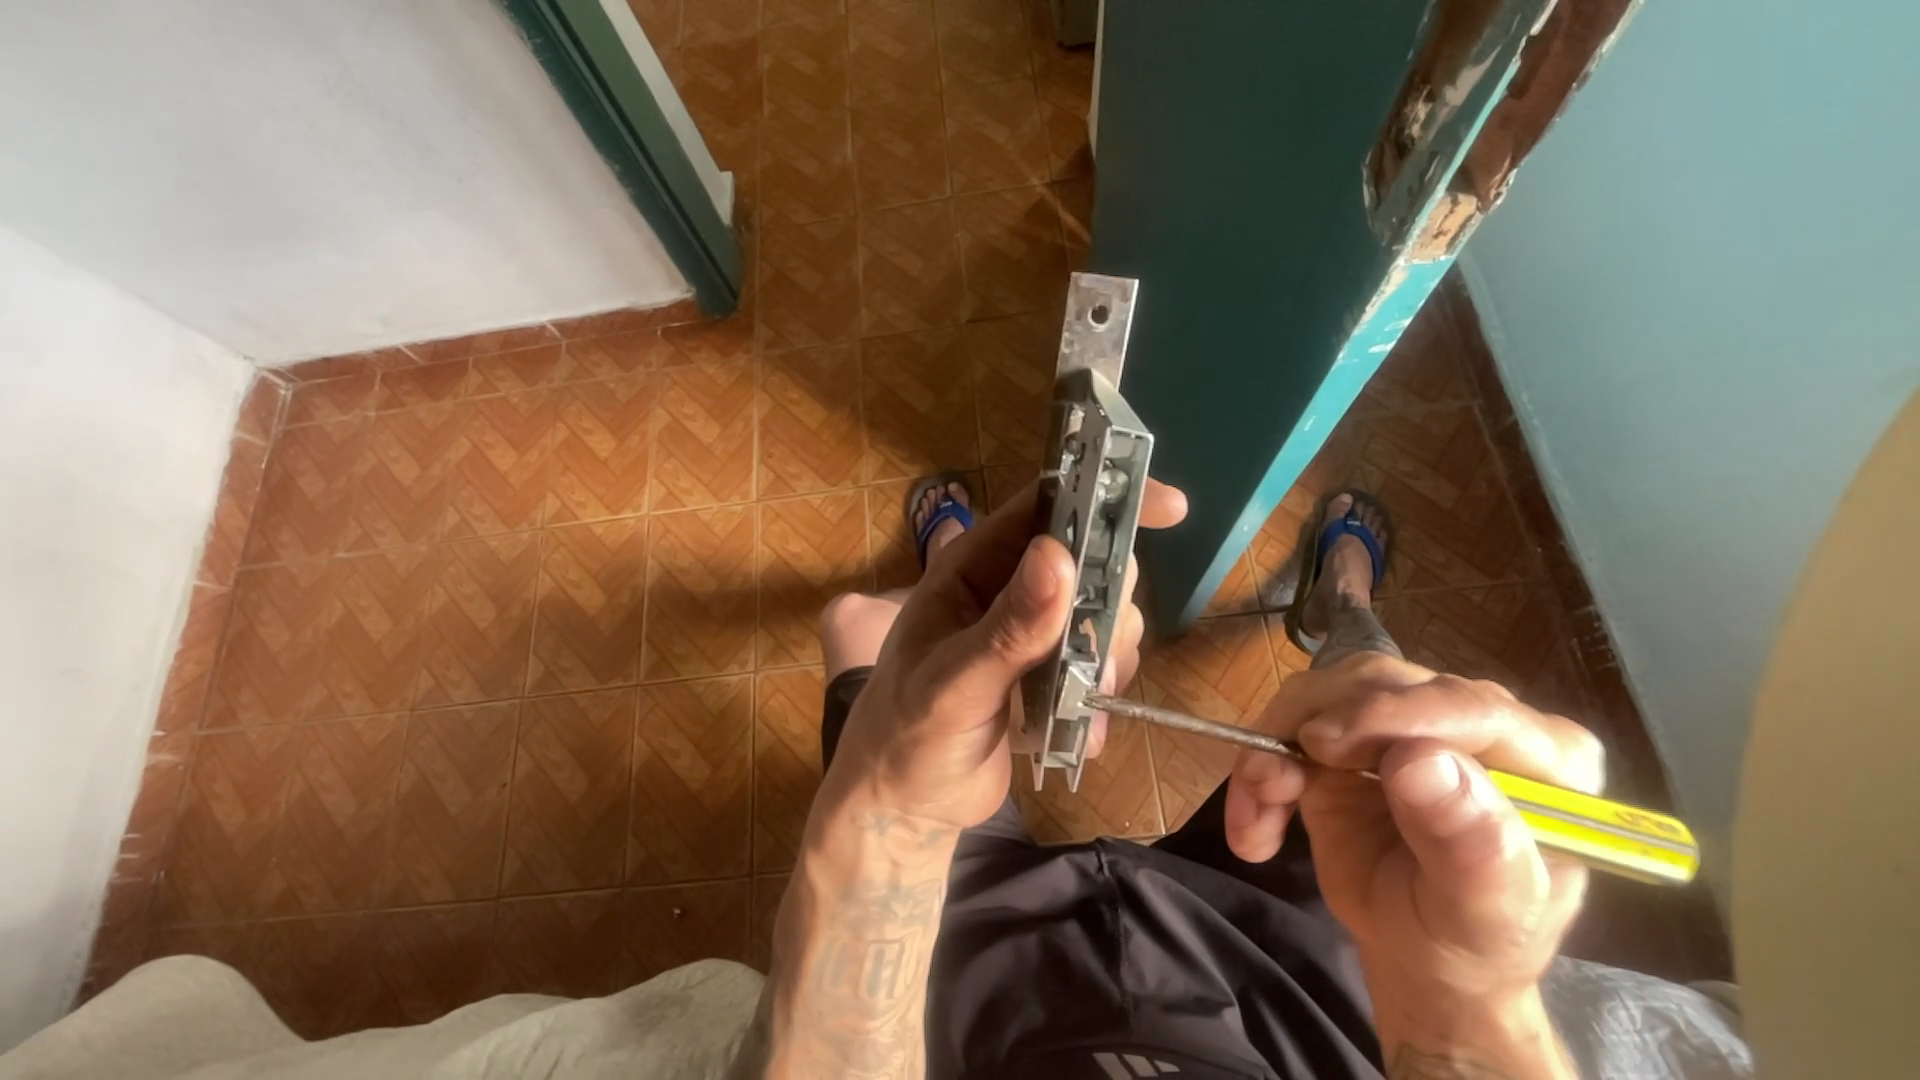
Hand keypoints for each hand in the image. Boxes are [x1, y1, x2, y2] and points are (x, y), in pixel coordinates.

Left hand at [819, 479, 1187, 832]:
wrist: (908, 803)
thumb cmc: (907, 736)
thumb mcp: (954, 683)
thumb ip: (1007, 628)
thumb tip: (1059, 556)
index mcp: (972, 568)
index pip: (1045, 506)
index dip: (1106, 495)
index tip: (1170, 510)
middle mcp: (1008, 588)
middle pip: (1092, 560)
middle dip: (1111, 603)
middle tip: (1098, 654)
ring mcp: (1033, 631)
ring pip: (1105, 614)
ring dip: (1110, 657)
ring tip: (1082, 701)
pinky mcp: (1053, 674)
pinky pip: (1103, 665)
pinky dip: (1103, 698)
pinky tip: (1078, 734)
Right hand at [1223, 654, 1603, 1011]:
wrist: (1417, 951)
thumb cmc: (1469, 942)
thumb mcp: (1482, 916)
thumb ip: (1469, 845)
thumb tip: (1420, 762)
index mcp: (1542, 757)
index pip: (1471, 706)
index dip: (1393, 714)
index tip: (1325, 744)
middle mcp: (1472, 720)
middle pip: (1380, 684)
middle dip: (1314, 729)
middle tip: (1271, 786)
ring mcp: (1404, 721)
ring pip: (1322, 693)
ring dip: (1272, 750)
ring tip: (1257, 825)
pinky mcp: (1348, 733)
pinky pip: (1288, 721)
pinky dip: (1256, 767)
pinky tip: (1254, 828)